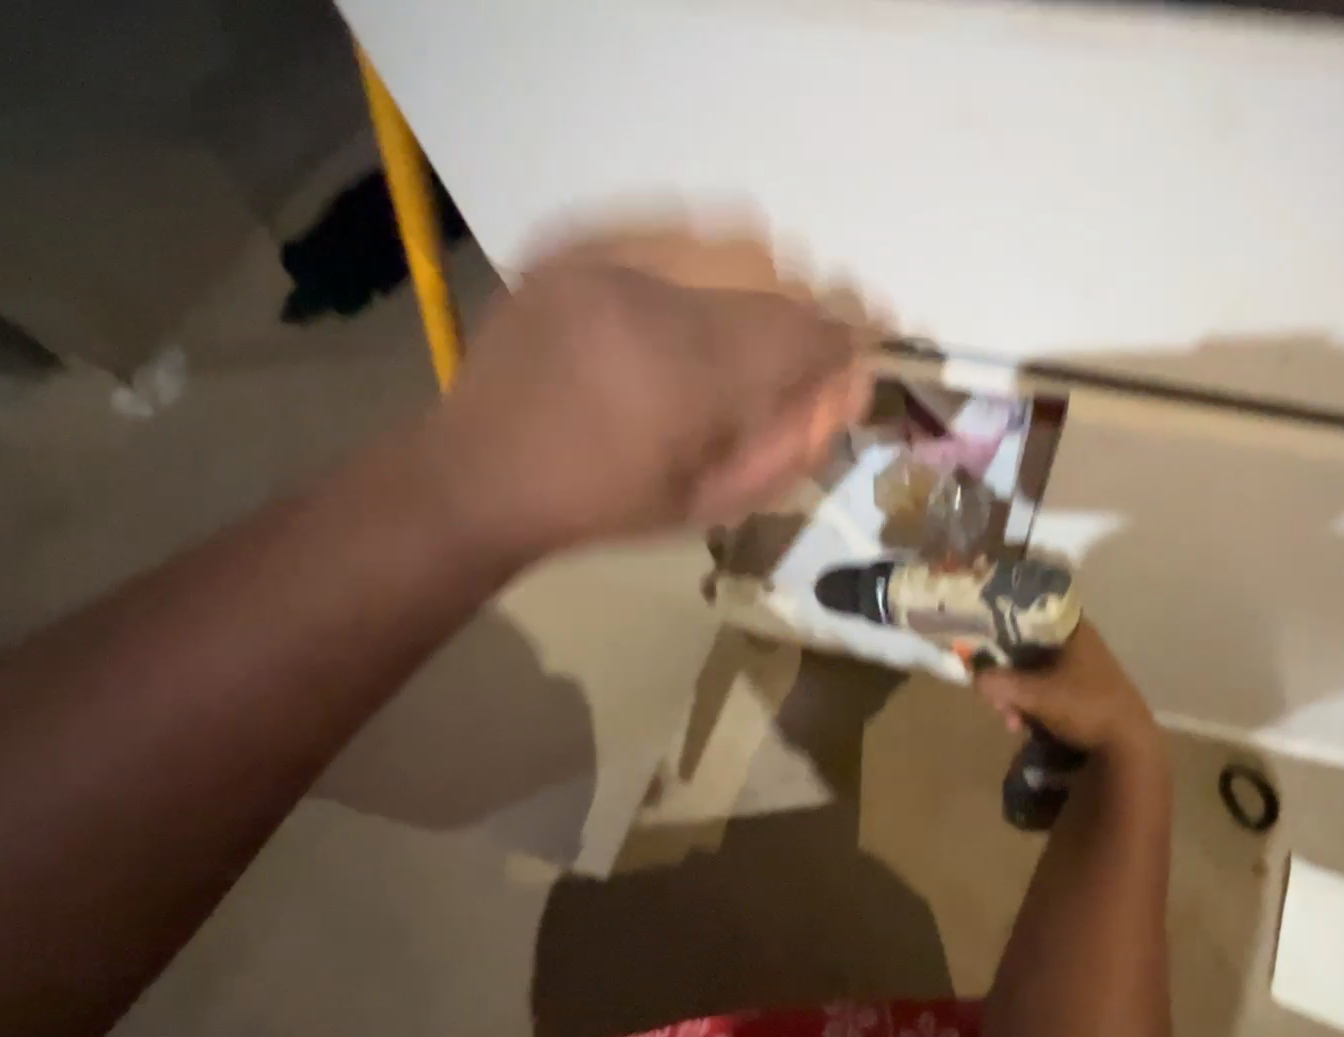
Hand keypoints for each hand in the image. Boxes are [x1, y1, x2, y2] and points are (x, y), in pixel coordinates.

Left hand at [424, 220, 872, 559]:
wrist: (480, 474)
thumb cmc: (607, 505)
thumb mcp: (716, 502)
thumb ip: (797, 443)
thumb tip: (854, 382)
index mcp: (690, 375)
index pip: (807, 331)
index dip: (849, 336)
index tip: (864, 346)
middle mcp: (653, 298)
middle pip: (778, 275)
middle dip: (805, 311)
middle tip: (798, 350)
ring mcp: (605, 260)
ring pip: (731, 239)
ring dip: (760, 280)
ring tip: (743, 323)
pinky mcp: (571, 242)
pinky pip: (671, 225)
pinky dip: (703, 254)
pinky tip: (692, 296)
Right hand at [972, 621, 1159, 756]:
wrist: (1129, 745)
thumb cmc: (1084, 707)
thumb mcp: (1036, 695)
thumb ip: (1000, 683)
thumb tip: (975, 677)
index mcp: (1071, 630)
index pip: (1029, 616)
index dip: (1002, 630)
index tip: (984, 650)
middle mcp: (1078, 643)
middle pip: (1027, 649)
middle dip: (1007, 677)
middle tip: (996, 700)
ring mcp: (1083, 669)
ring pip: (1035, 673)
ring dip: (1017, 696)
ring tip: (1011, 721)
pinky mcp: (1085, 692)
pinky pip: (1048, 690)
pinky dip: (1033, 705)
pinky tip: (1024, 726)